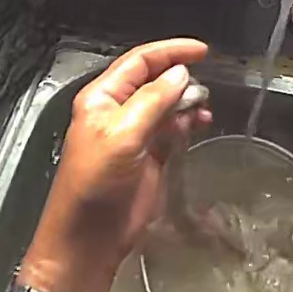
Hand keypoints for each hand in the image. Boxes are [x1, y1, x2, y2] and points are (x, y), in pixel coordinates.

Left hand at [20, 39, 211, 291]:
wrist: (88, 241)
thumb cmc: (95, 184)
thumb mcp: (122, 136)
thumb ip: (153, 100)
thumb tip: (181, 73)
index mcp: (103, 97)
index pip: (140, 61)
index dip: (170, 51)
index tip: (201, 50)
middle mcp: (119, 108)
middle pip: (155, 79)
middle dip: (181, 77)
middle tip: (204, 86)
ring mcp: (135, 131)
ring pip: (167, 102)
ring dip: (187, 100)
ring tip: (204, 108)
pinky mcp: (149, 153)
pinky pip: (173, 127)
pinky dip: (188, 121)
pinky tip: (201, 122)